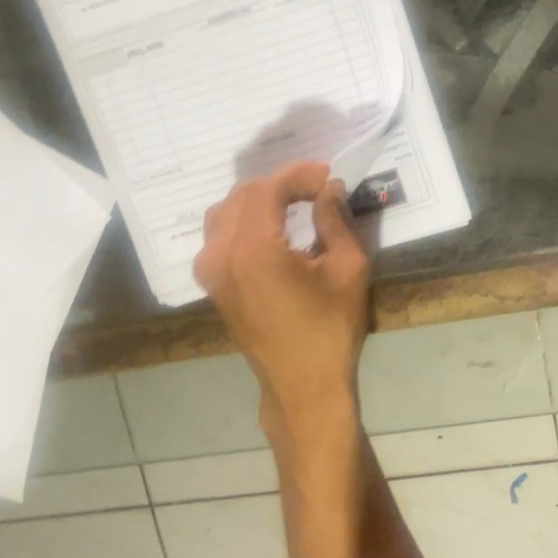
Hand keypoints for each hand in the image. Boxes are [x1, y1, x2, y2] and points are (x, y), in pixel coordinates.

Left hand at [193, 161, 369, 433]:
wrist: (304, 382)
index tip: (329, 175)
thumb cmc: (331, 328)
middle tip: (318, 188)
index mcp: (254, 248)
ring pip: (225, 212)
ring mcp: (210, 269)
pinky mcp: (212, 283)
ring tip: (296, 204)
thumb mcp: (347, 270)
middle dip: (280, 185)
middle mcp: (221, 252)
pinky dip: (246, 221)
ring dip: (260, 201)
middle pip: (243, 196)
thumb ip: (334, 221)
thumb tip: (328, 190)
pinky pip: (220, 235)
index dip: (299, 176)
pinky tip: (275, 227)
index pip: (268, 190)